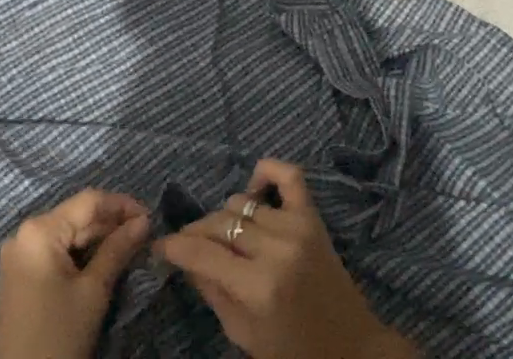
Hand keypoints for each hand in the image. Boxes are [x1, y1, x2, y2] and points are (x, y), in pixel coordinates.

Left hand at [0, 188, 151, 358]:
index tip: (151, 216)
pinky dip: (80, 253)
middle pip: (76, 216)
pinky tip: (104, 259)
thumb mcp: (93, 291)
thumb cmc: (60, 333)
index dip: (121, 205)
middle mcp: (24, 233)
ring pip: (66, 234)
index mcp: (39, 230)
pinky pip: (55, 251)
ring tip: (130, 246)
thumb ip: (118, 249)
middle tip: (145, 234)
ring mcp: (19, 254)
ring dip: (97, 239)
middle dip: (111, 223)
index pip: (87, 202)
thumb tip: (144, 221)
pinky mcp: (19, 274)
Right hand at [156, 160, 414, 358]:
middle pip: (218, 223)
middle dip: (195, 234)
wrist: (352, 348)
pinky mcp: (313, 217)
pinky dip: (267, 172)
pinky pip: (289, 176)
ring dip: (226, 219)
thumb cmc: (294, 350)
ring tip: (228, 239)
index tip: (159, 248)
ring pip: (240, 203)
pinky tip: (254, 187)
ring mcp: (297, 227)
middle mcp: (276, 249)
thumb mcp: (243, 333)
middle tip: (189, 247)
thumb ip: (211, 291)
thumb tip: (183, 258)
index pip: (200, 252)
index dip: (172, 247)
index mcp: (258, 286)